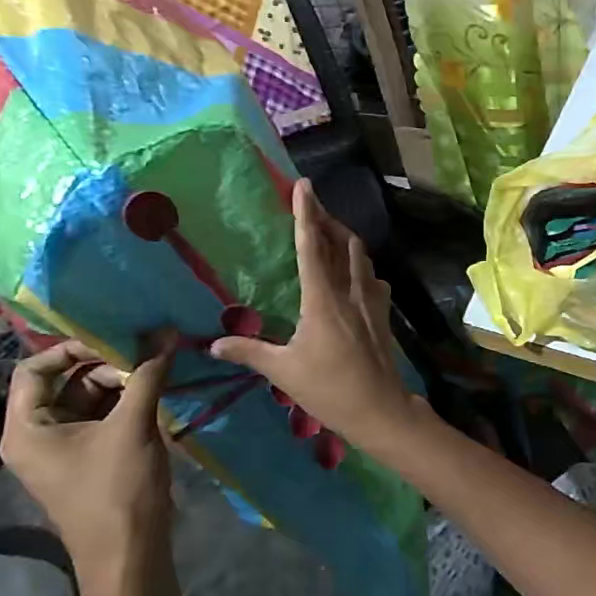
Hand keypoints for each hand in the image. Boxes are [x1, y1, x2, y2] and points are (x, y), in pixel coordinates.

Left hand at [1, 340, 173, 566]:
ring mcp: (66, 447)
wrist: (130, 555)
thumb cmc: (117, 490)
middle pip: (67, 380)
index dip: (73, 349)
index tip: (116, 340)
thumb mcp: (133, 425)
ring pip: (91, 397)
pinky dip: (129, 400)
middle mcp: (38, 434)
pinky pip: (105, 415)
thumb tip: (167, 330)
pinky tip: (159, 388)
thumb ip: (147, 374)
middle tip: (149, 353)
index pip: (35, 368)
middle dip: (108, 364)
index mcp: (27, 428)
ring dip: (124, 380)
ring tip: (160, 368)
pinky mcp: (91, 456)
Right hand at [210, 178, 416, 445]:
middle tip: (312, 204)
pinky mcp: (383, 314)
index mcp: (323, 299)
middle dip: (327, 219)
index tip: (303, 186)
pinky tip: (357, 272)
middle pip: (342, 243)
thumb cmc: (329, 389)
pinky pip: (373, 278)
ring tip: (331, 230)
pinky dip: (362, 265)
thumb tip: (213, 343)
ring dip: (346, 238)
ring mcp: (371, 301)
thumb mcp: (283, 372)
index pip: (312, 247)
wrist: (380, 409)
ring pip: (362, 257)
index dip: (306, 214)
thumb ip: (249, 352)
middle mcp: (350, 291)